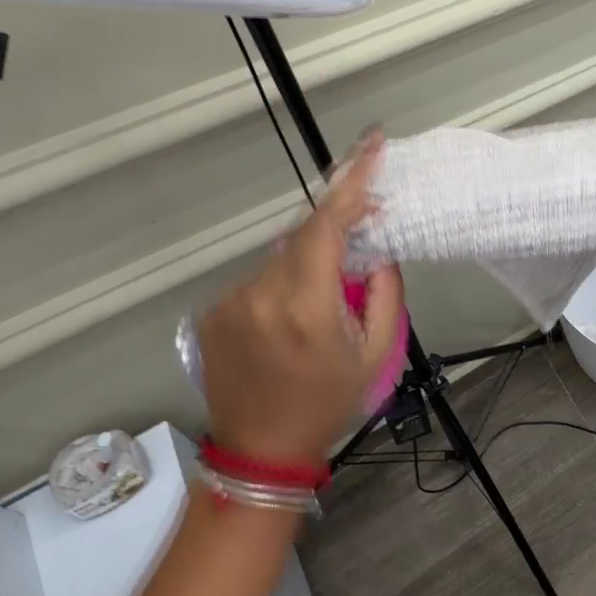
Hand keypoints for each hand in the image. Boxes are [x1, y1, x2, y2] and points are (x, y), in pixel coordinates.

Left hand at [196, 130, 402, 465]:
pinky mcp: (211, 312)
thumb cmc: (328, 401)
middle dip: (335, 231)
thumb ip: (384, 290)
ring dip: (307, 265)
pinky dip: (283, 284)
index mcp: (306, 306)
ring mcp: (229, 302)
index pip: (327, 225)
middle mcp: (261, 295)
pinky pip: (260, 279)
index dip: (351, 181)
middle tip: (360, 243)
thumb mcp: (376, 350)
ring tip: (319, 309)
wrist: (260, 451)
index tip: (371, 143)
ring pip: (282, 258)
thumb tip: (374, 247)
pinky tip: (290, 322)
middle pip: (304, 237)